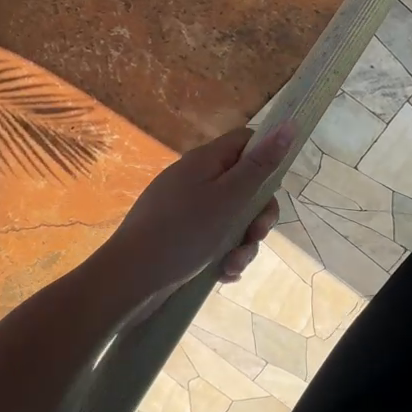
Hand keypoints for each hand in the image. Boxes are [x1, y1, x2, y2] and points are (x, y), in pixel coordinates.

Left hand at [96, 123, 292, 311]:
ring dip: (243, 241)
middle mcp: (194, 181)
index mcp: (204, 162)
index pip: (247, 141)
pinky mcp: (178, 238)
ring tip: (235, 265)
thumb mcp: (231, 197)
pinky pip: (215, 237)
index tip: (273, 184)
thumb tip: (290, 124)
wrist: (121, 287)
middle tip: (257, 234)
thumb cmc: (181, 233)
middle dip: (258, 214)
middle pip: (246, 184)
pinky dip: (225, 254)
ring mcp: (185, 210)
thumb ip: (262, 163)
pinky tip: (224, 273)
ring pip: (234, 216)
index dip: (267, 156)